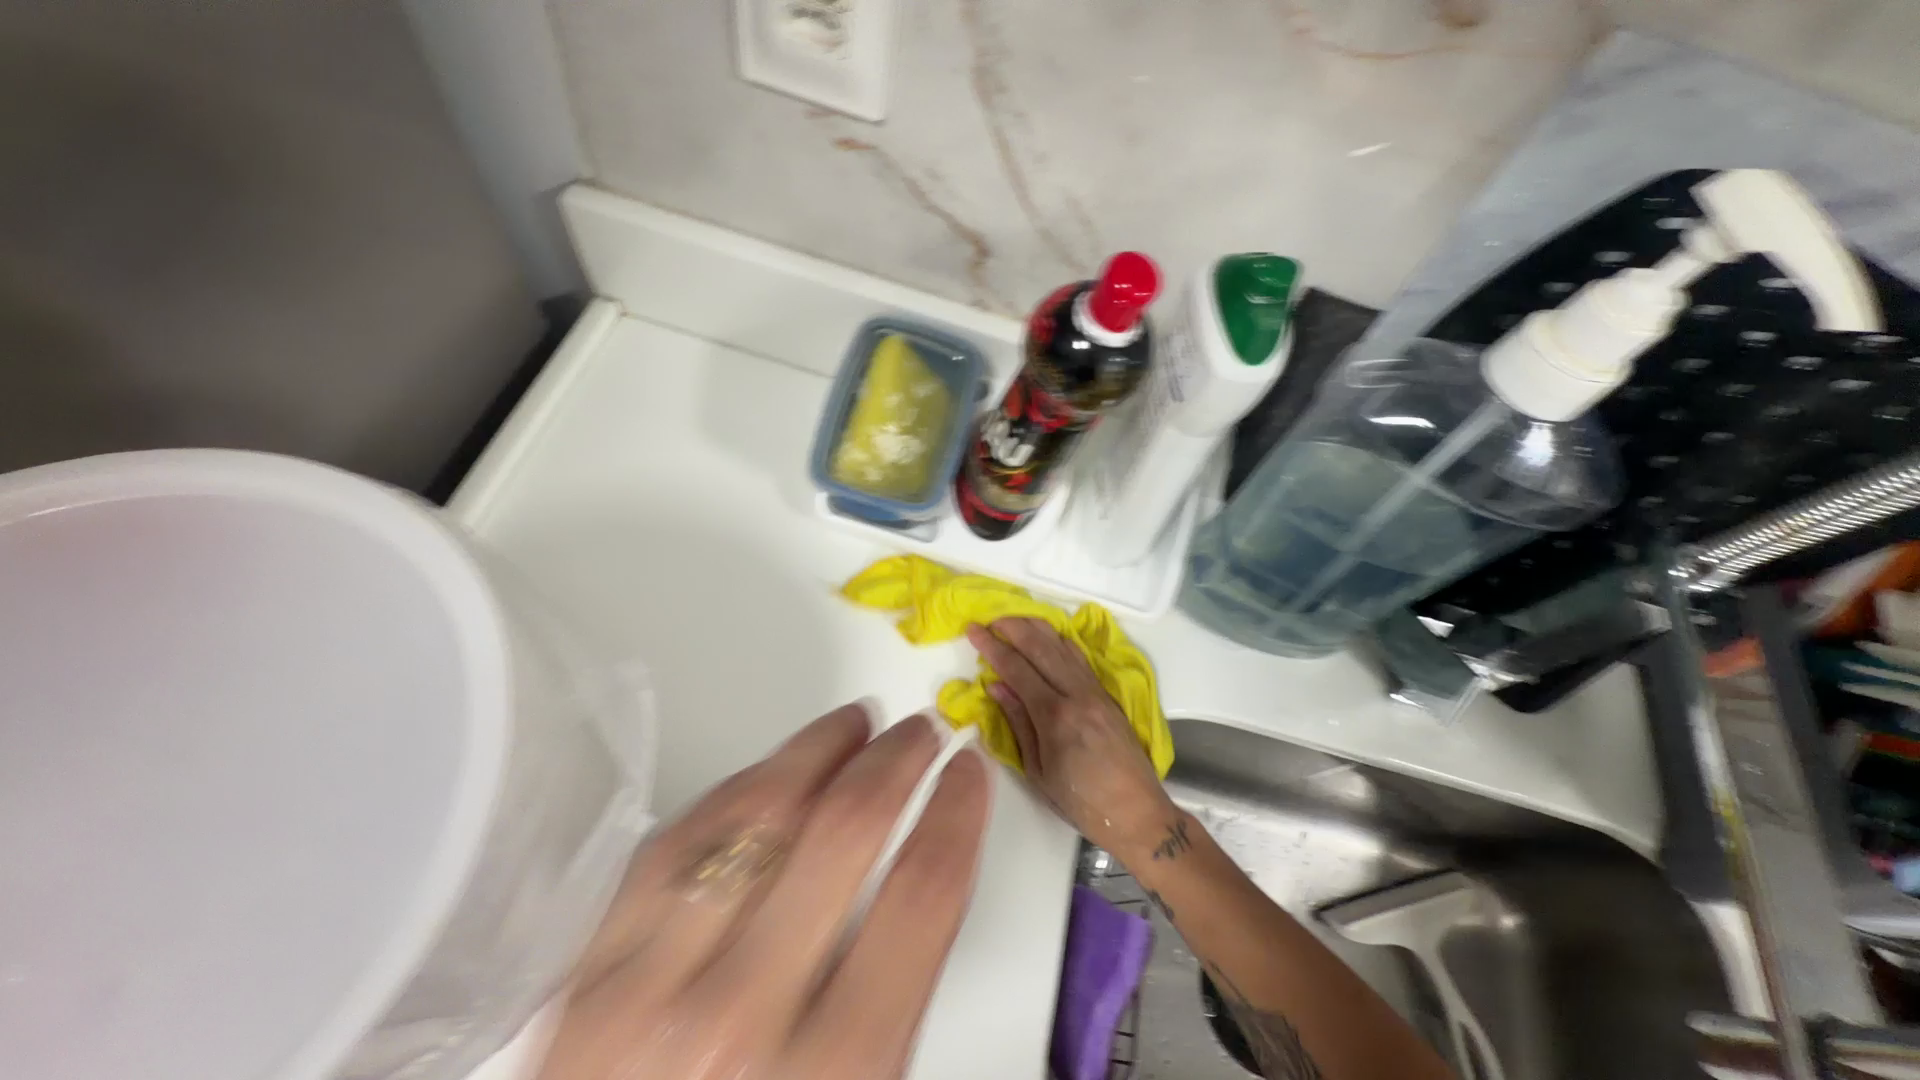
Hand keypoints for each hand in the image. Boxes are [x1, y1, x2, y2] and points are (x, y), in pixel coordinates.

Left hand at [538, 705, 989, 1079]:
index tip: (968, 770)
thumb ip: (888, 989)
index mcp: (834, 1070)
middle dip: (896, 761)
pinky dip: (734, 792)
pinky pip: (674, 842)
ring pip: (752, 816)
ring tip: (852, 724)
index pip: (922, 895)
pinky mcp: (586, 969)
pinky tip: (770, 772)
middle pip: (842, 832)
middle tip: (918, 732)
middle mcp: (738, 1018)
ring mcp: (647, 987)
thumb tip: (915, 859)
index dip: (957, 811)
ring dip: (815, 750)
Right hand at [964, 617, 1178, 860]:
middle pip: (1042, 648)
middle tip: (991, 619)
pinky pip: (1080, 660)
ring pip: (1064, 648)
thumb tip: (997, 686)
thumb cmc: (1080, 802)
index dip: (993, 647)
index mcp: (1054, 716)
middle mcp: (1077, 696)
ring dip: (1038, 629)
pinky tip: (1050, 638)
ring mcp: (1096, 693)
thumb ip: (1018, 723)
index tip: (974, 630)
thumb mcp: (1038, 771)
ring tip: (1015, 621)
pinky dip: (1061, 643)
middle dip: (1014, 628)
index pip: (1017, 669)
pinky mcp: (1108, 697)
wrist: (1136, 812)